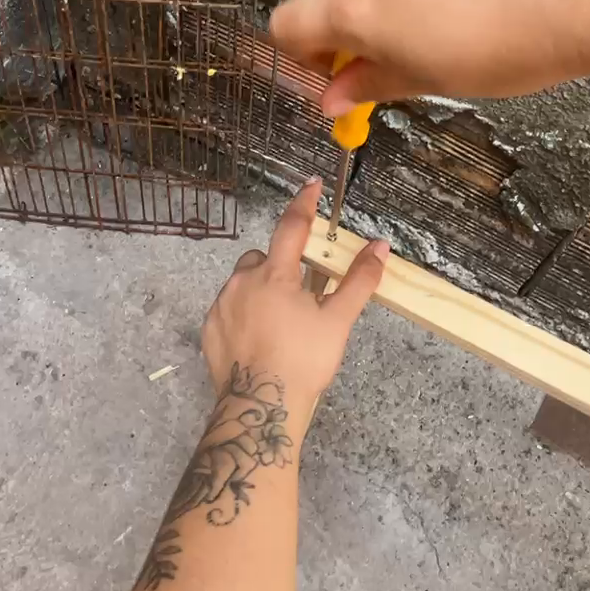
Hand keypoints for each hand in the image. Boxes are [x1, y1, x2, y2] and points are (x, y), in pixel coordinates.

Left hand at [200, 181, 389, 436]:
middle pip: (264, 257)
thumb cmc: (304, 361)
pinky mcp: (209, 328)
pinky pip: (228, 307)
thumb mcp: (338, 321)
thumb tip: (380, 246)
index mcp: (276, 274)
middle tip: (301, 296)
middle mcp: (242, 281)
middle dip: (282, 266)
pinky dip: (244, 313)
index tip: (312, 184)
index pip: (292, 226)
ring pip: (243, 282)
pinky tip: (260, 338)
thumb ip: (358, 281)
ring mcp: (222, 304)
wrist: (260, 406)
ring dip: (261, 289)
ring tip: (281, 322)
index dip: (304, 203)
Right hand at [267, 0, 589, 116]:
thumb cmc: (513, 45)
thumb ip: (375, 83)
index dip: (298, 55)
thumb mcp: (436, 80)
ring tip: (426, 20)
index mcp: (357, 7)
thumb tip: (333, 98)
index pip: (287, 25)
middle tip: (370, 47)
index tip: (331, 75)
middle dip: (326, 12)